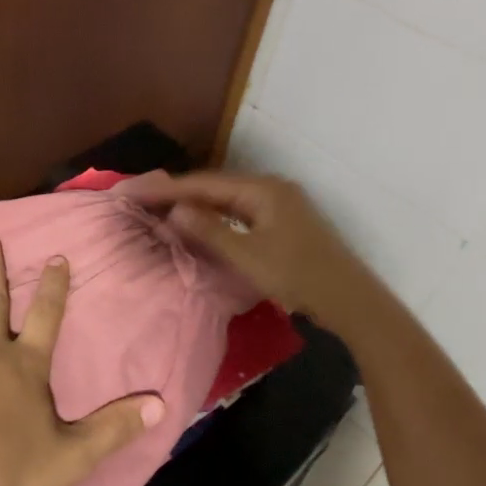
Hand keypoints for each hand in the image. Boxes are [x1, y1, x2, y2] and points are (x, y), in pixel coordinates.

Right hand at [123, 171, 386, 331]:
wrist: (351, 301)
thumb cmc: (298, 276)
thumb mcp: (247, 256)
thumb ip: (209, 231)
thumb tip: (174, 210)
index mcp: (263, 190)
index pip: (205, 184)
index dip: (168, 188)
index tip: (134, 191)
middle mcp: (272, 188)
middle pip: (216, 187)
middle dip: (180, 193)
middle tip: (143, 200)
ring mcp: (281, 205)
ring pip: (229, 200)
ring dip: (198, 206)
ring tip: (163, 210)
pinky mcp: (285, 223)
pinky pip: (241, 212)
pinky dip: (217, 218)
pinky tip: (201, 226)